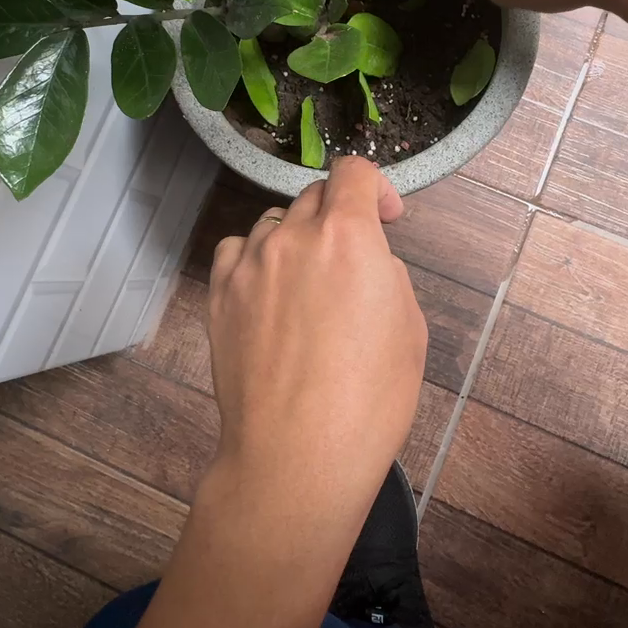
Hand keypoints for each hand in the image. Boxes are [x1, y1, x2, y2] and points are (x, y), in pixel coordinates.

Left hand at [205, 156, 422, 516]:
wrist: (298, 455)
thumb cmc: (370, 400)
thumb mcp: (408, 327)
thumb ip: (384, 272)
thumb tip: (364, 260)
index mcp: (348, 236)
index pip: (354, 172)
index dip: (375, 186)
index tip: (386, 217)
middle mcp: (293, 236)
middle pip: (314, 196)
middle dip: (340, 216)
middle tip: (352, 260)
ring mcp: (249, 263)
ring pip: (275, 223)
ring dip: (297, 239)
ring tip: (307, 285)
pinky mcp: (219, 293)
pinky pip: (237, 250)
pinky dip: (255, 259)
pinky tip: (267, 293)